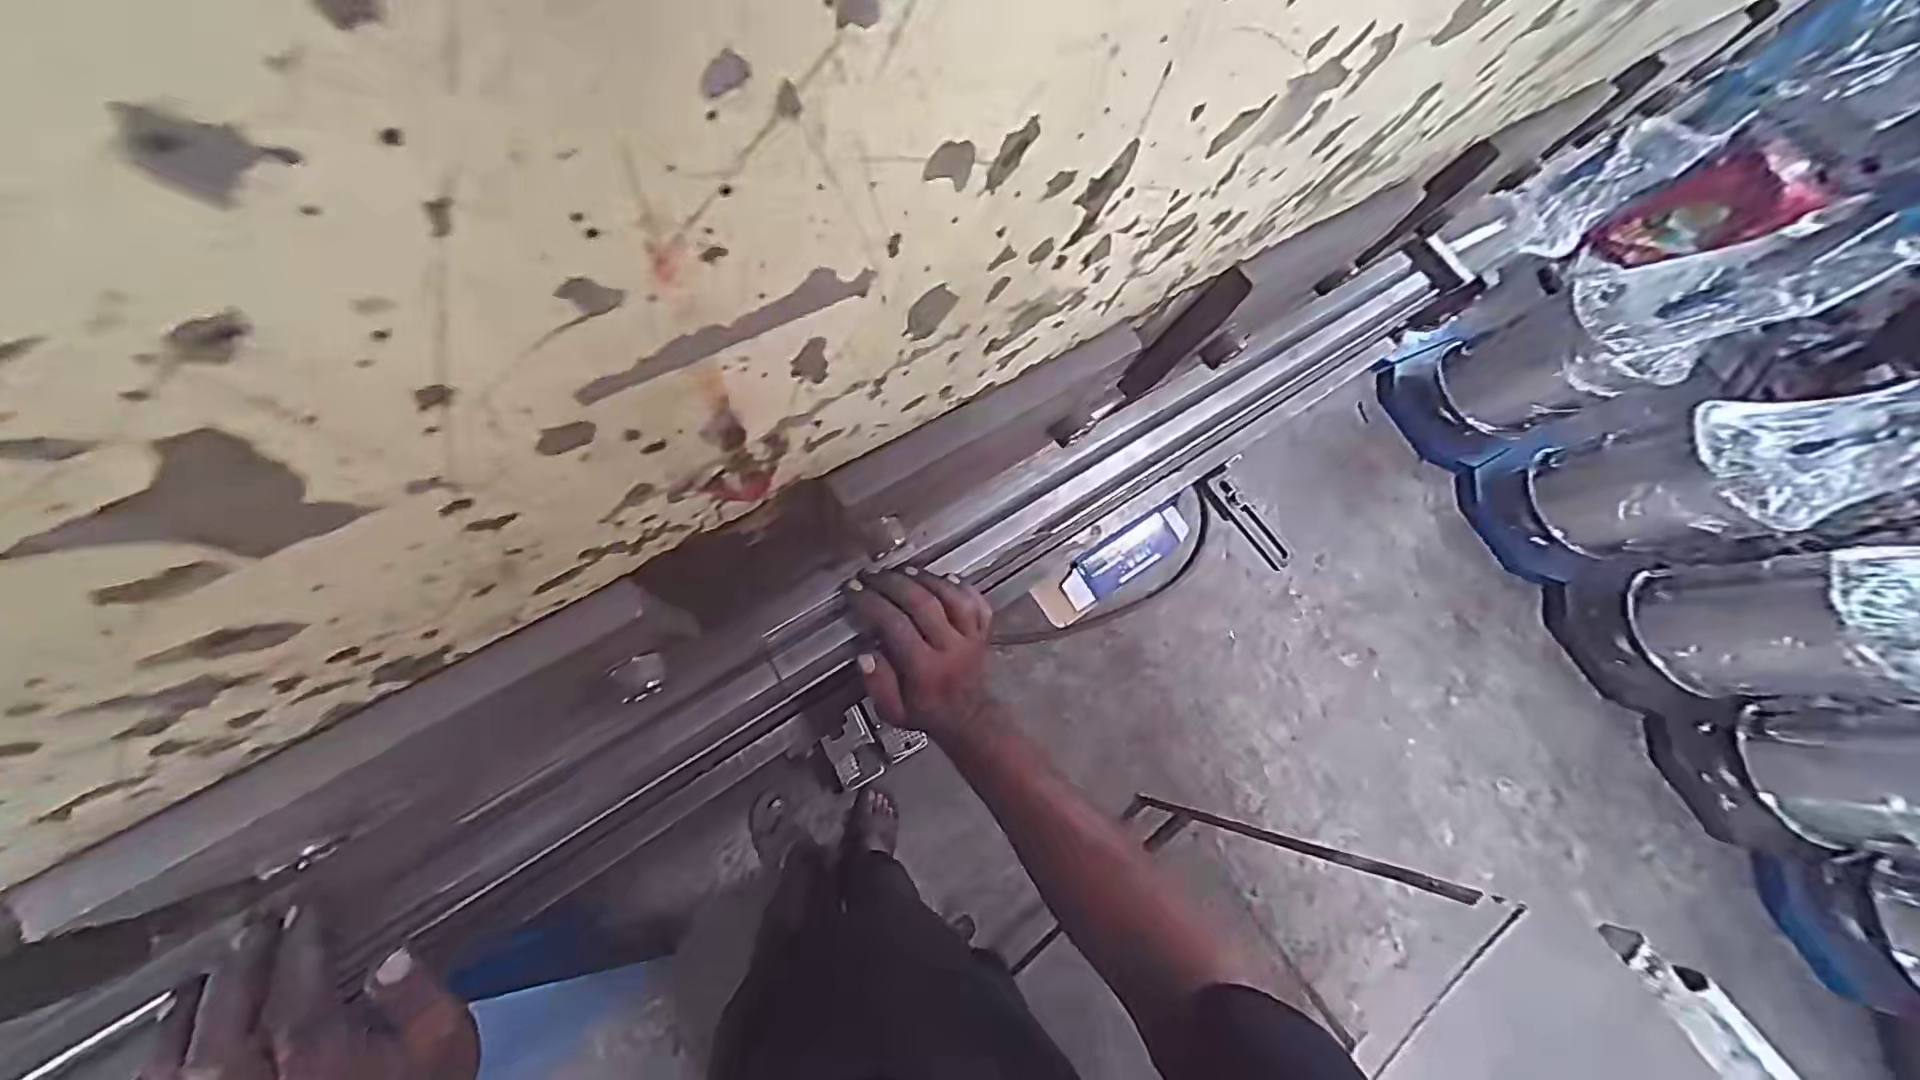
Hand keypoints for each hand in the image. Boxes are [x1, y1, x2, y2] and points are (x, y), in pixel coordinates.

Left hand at [141, 908, 477, 1079]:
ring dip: (189, 1011)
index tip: (304, 910)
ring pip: (180, 1059)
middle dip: (244, 963)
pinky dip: (157, 1063)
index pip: (298, 980)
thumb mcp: (445, 1043)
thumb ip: (421, 998)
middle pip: (234, 1011)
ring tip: (200, 978)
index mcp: (317, 1049)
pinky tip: (165, 1047)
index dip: (300, 941)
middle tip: (254, 927)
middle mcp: (254, 1078)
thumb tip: (393, 956)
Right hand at [845, 569, 994, 739]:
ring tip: (901, 570)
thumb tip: (865, 655)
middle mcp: (951, 649)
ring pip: (951, 597)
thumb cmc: (928, 713)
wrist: (970, 721)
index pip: (895, 625)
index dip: (871, 603)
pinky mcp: (984, 632)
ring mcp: (971, 638)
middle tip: (872, 574)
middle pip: (923, 603)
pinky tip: (943, 576)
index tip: (854, 590)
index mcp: (925, 669)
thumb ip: (877, 684)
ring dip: (925, 578)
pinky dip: (960, 586)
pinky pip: (976, 602)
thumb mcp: (893, 712)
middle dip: (892, 583)